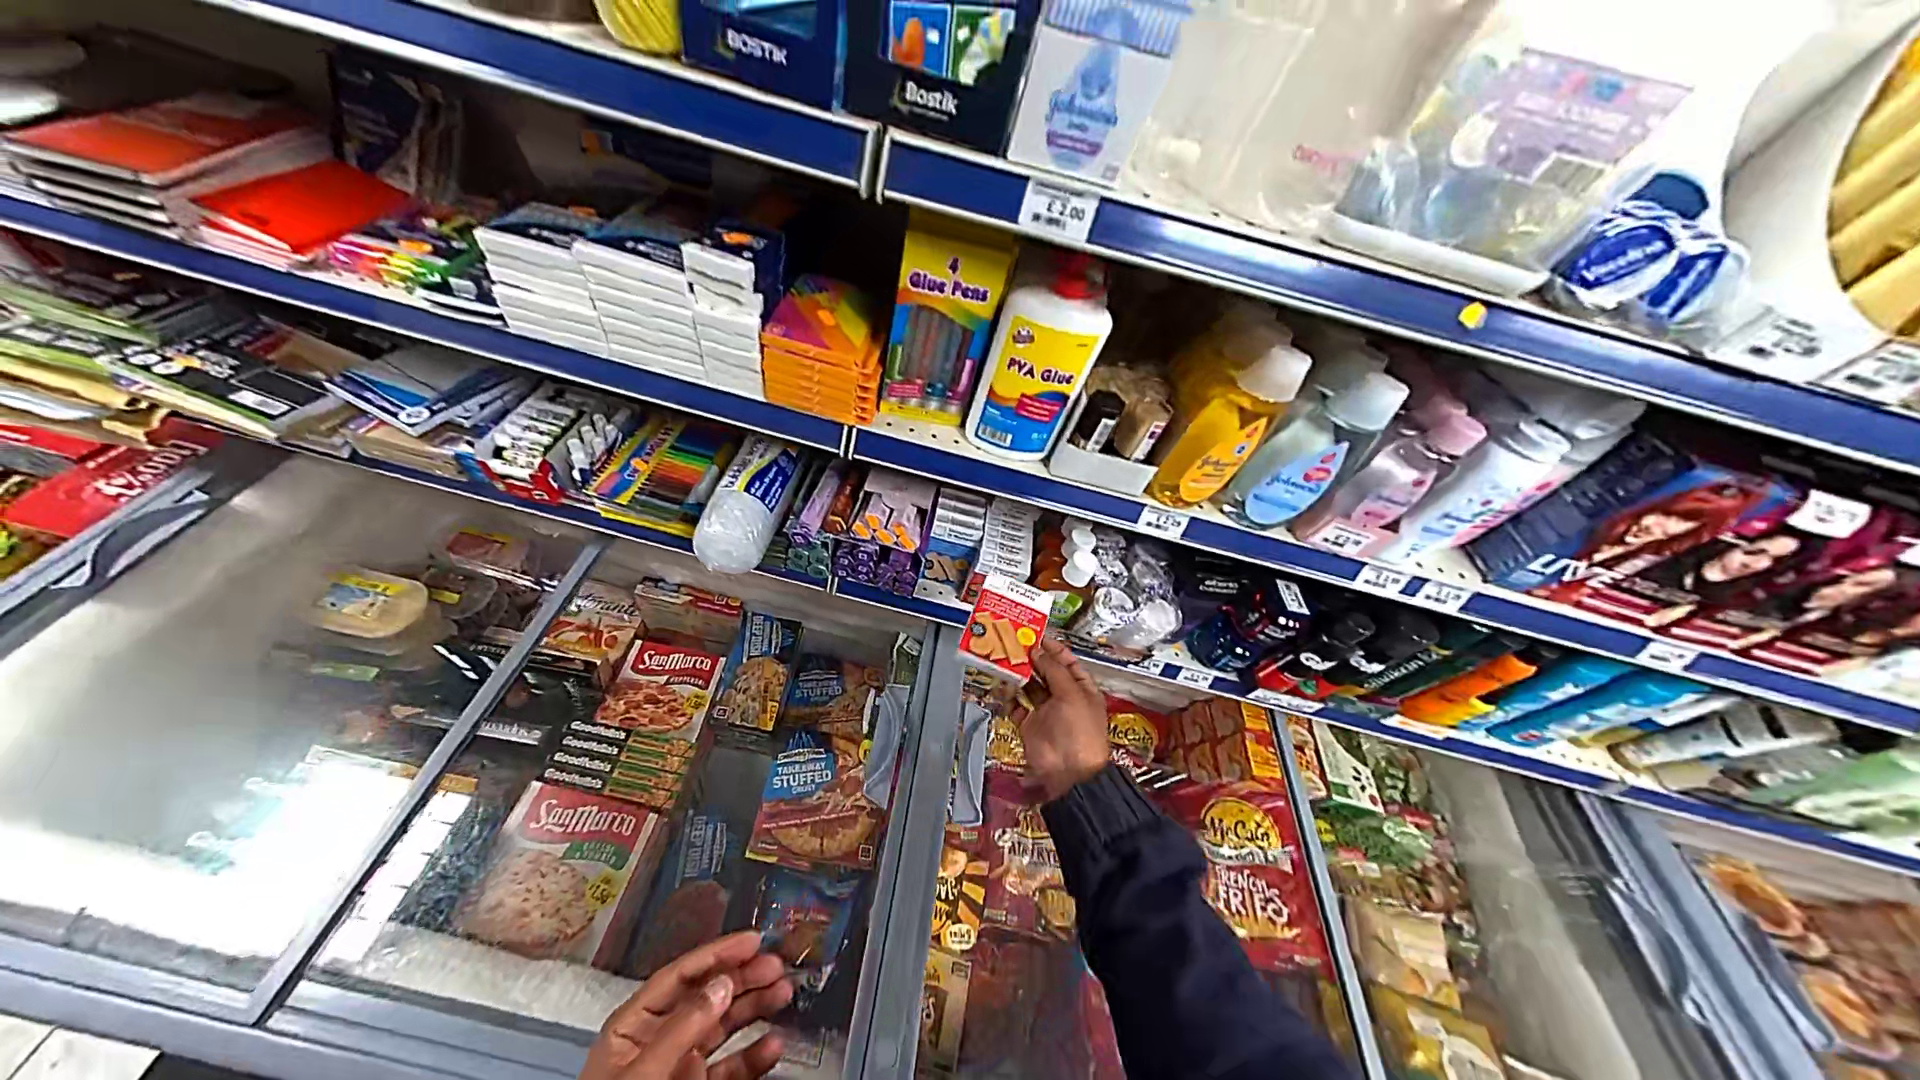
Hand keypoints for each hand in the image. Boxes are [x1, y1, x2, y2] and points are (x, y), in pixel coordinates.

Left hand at [580, 931, 794, 1079]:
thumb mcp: (642, 1076)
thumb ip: (683, 1028)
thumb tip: (723, 983)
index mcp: (635, 1026)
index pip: (680, 976)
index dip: (717, 954)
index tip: (754, 940)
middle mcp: (661, 1039)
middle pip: (708, 996)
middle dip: (744, 978)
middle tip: (777, 966)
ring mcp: (681, 1067)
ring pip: (725, 1027)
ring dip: (756, 1008)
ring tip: (784, 994)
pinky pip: (731, 1068)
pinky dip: (754, 1056)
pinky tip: (773, 1046)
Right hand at [1020, 636, 1110, 800]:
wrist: (1069, 773)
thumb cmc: (1079, 732)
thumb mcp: (1071, 694)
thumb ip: (1053, 670)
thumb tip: (1038, 652)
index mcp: (1081, 689)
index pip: (1067, 661)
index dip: (1052, 648)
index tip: (1036, 635)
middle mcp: (1064, 698)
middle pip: (1045, 672)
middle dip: (1031, 659)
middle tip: (1014, 643)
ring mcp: (1046, 712)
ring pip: (1029, 686)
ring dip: (1018, 675)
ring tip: (1005, 660)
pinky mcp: (1029, 725)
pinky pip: (1016, 705)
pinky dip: (1008, 696)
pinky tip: (1002, 686)